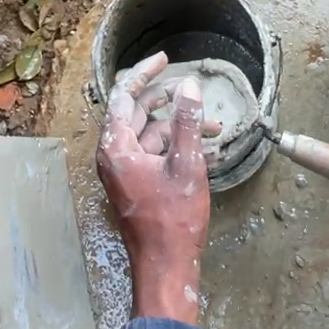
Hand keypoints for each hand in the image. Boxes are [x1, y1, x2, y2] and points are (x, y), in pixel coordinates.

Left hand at [97, 52, 210, 323]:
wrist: (165, 268)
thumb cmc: (172, 219)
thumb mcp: (186, 164)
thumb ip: (188, 122)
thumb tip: (190, 85)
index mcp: (116, 146)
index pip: (123, 95)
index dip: (144, 73)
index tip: (165, 59)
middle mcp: (115, 155)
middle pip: (136, 111)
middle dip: (167, 98)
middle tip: (190, 87)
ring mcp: (126, 170)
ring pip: (151, 133)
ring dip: (180, 126)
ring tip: (213, 125)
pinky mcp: (139, 183)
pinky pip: (157, 153)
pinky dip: (179, 146)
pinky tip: (208, 148)